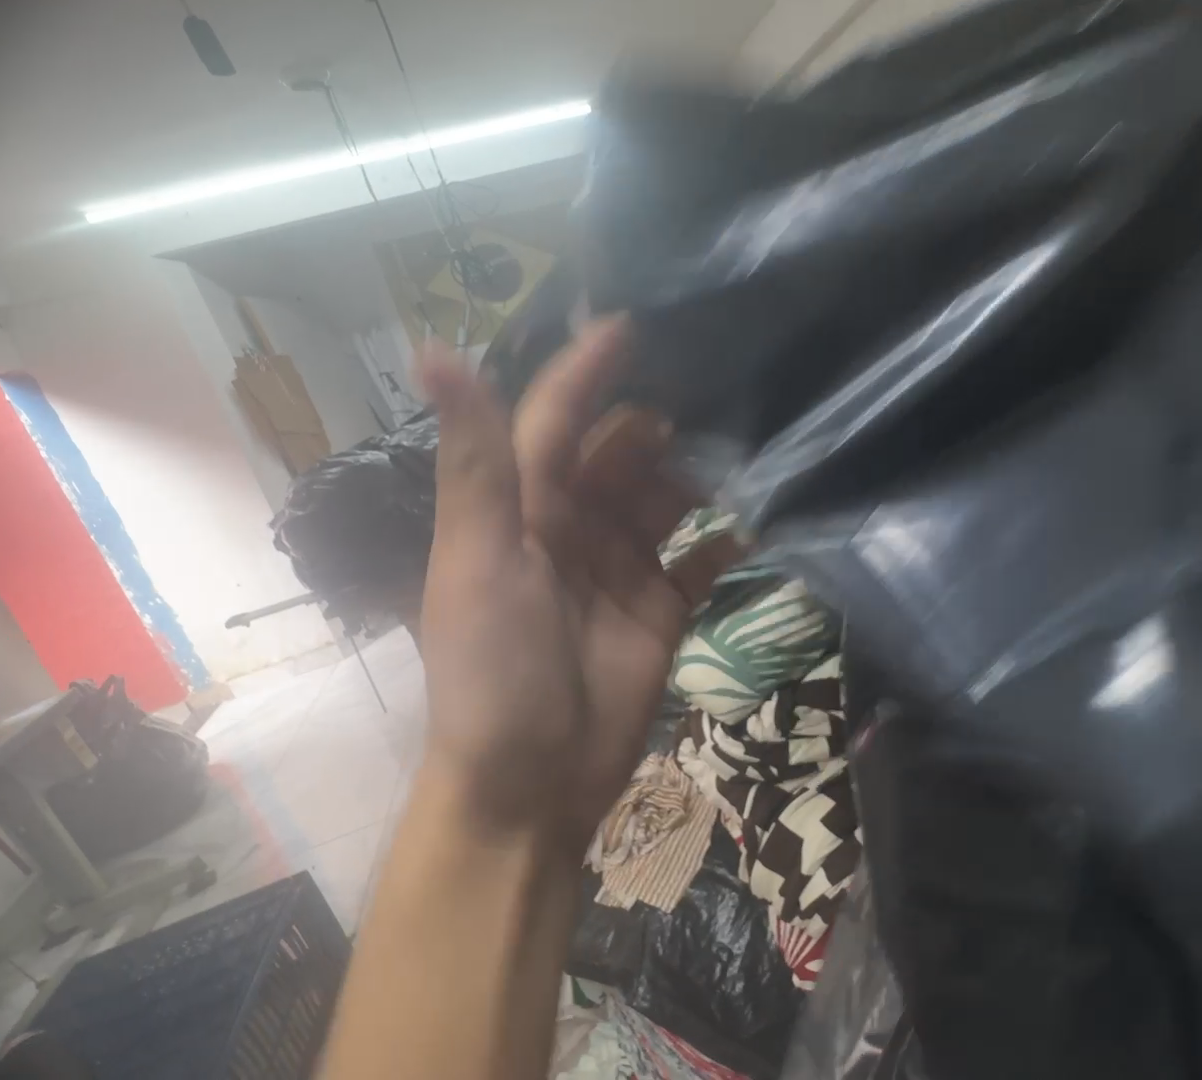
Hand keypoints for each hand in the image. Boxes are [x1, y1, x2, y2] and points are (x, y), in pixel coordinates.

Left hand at [415, 318, 735, 848]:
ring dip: (704, 471)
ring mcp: (622, 565)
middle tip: (725, 381)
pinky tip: (766, 515)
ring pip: (669, 496)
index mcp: (521, 505)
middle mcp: (572, 523)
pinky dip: (731, 537)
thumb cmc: (493, 671)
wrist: (533, 784)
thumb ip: (477, 460)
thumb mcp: (480, 559)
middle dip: (664, 418)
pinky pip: (703, 557)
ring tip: (756, 439)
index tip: (637, 324)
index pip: (556, 416)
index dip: (589, 370)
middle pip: (622, 451)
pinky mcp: (663, 605)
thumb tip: (435, 347)